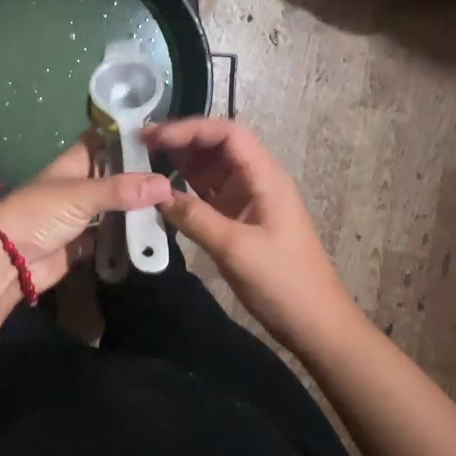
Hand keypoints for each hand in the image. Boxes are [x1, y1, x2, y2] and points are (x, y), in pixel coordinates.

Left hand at [0, 140, 170, 290]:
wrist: (8, 259)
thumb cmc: (38, 213)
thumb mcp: (80, 194)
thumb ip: (121, 190)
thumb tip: (165, 183)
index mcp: (75, 163)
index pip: (103, 140)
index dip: (127, 135)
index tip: (163, 134)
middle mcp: (80, 184)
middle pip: (115, 175)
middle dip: (142, 176)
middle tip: (181, 175)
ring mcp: (82, 215)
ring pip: (117, 206)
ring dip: (139, 208)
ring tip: (177, 204)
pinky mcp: (85, 242)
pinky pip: (113, 236)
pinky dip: (130, 236)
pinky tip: (157, 235)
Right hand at [148, 118, 357, 341]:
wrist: (316, 326)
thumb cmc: (284, 283)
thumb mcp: (236, 248)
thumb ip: (194, 217)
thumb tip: (154, 193)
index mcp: (265, 177)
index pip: (227, 134)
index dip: (190, 129)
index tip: (154, 136)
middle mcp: (256, 181)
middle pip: (216, 146)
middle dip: (180, 140)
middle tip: (139, 144)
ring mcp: (247, 201)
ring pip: (209, 169)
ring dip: (179, 162)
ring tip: (142, 159)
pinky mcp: (238, 221)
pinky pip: (206, 194)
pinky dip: (183, 189)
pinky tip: (159, 191)